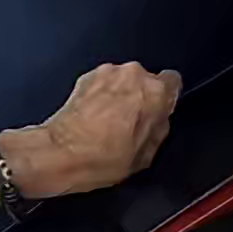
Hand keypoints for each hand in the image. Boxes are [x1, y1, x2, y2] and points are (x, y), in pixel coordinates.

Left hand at [0, 62, 180, 197]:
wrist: (59, 153)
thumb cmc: (101, 158)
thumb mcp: (145, 156)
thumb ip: (159, 130)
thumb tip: (159, 120)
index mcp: (155, 92)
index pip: (173, 82)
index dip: (165, 99)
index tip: (157, 112)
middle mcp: (133, 74)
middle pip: (146, 81)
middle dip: (140, 99)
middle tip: (130, 125)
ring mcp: (107, 72)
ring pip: (123, 81)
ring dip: (119, 96)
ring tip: (108, 124)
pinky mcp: (85, 76)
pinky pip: (102, 84)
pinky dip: (100, 96)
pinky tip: (92, 118)